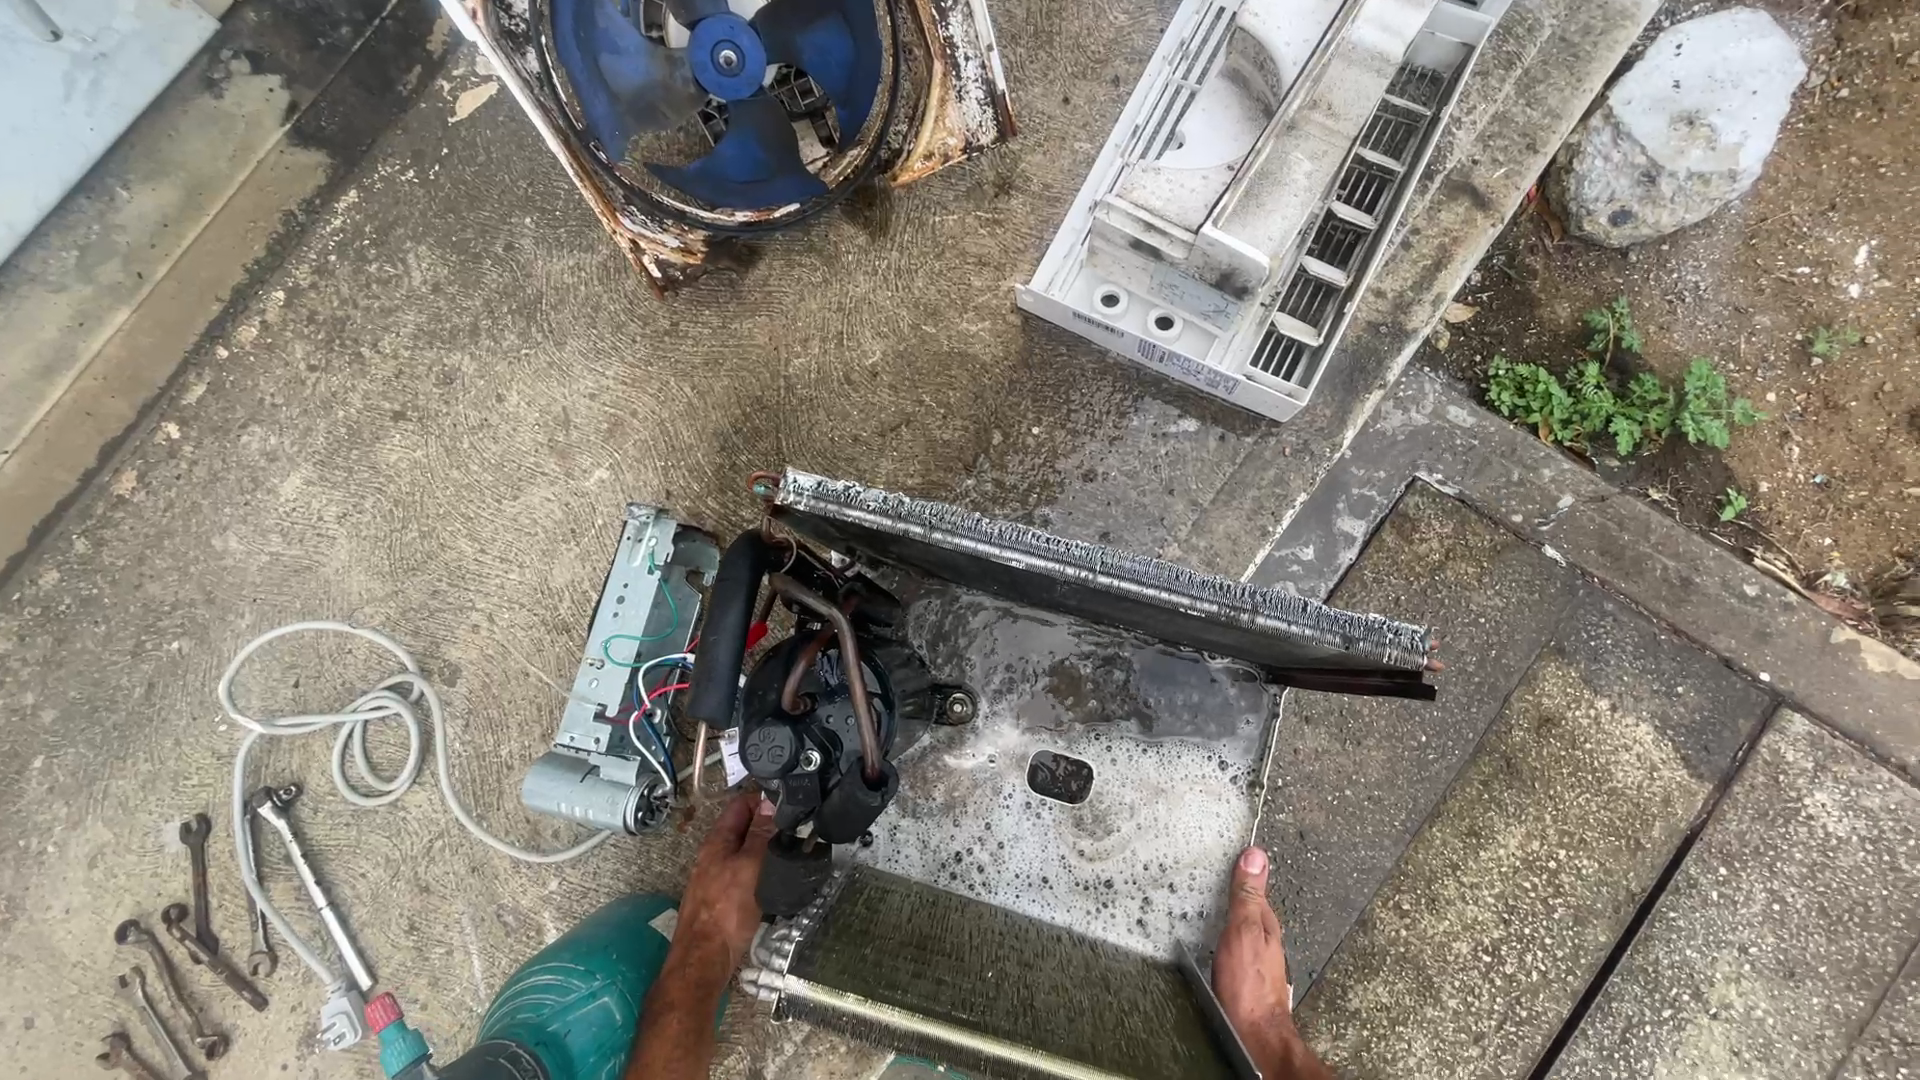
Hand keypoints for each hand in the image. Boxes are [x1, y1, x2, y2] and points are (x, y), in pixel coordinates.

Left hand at [674, 792, 776, 972]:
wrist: (703, 962)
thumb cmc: (727, 912)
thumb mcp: (750, 866)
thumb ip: (760, 834)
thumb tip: (769, 803)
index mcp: (717, 841)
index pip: (740, 804)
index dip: (763, 799)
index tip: (788, 804)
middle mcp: (713, 855)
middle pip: (742, 827)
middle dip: (767, 823)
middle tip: (794, 826)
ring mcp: (716, 877)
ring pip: (743, 850)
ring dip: (764, 846)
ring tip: (789, 849)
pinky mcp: (722, 897)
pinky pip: (744, 871)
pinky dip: (760, 868)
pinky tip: (773, 877)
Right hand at [1213, 846, 1331, 1079]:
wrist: (1253, 1036)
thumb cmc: (1248, 986)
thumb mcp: (1244, 931)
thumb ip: (1247, 895)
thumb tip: (1255, 855)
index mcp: (1266, 923)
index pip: (1255, 885)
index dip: (1242, 867)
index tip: (1230, 846)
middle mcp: (1264, 936)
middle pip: (1249, 903)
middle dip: (1235, 885)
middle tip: (1218, 863)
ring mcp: (1255, 954)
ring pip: (1242, 920)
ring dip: (1229, 906)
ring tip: (1213, 889)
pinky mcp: (1243, 969)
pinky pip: (1234, 936)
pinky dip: (1224, 925)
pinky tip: (1213, 928)